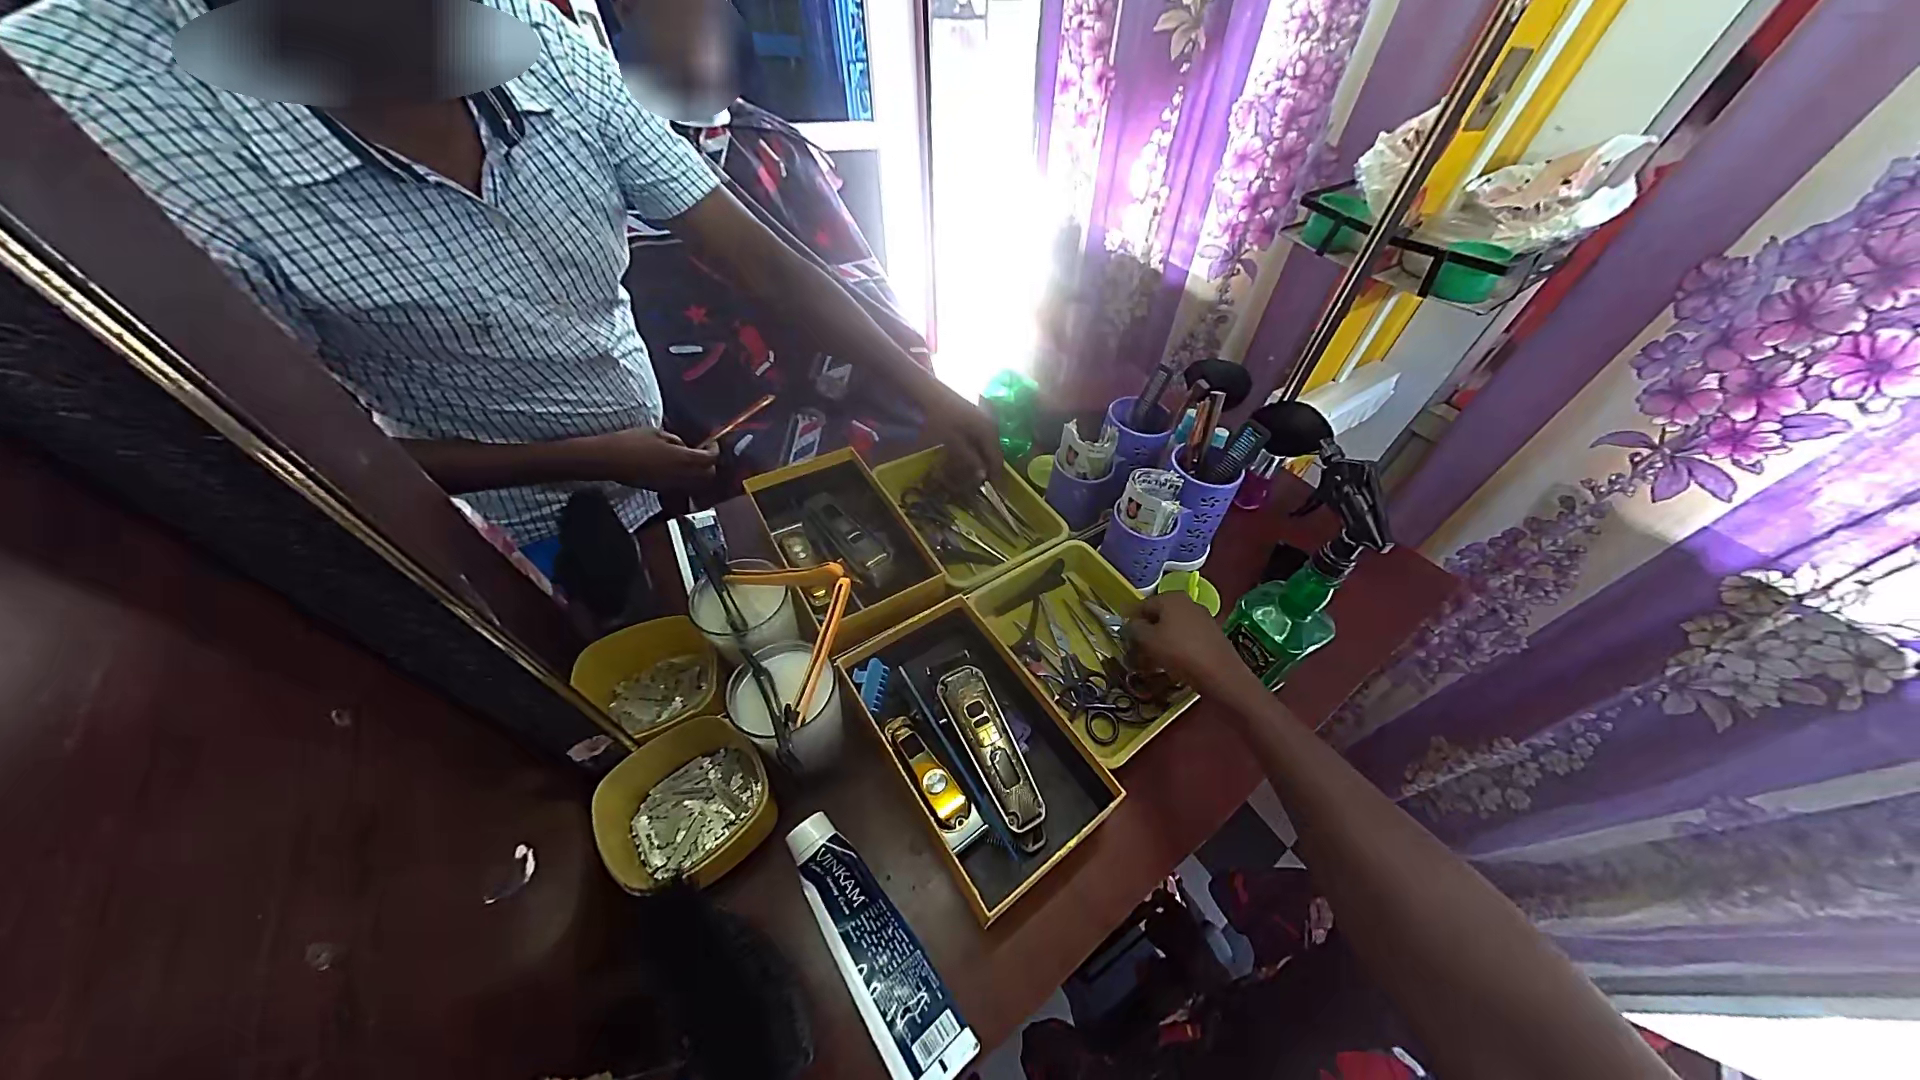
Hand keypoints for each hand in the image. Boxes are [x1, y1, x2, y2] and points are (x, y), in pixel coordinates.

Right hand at [571, 427, 717, 491]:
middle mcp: (683, 476)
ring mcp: (673, 485)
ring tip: (692, 462)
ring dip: (700, 474)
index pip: (711, 459)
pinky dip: (687, 480)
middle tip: (703, 453)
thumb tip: (685, 446)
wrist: (608, 460)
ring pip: (698, 484)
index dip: (714, 450)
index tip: (710, 442)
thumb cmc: (631, 442)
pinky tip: (677, 469)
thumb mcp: (657, 434)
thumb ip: (676, 440)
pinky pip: (683, 487)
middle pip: (709, 475)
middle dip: (710, 464)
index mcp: (684, 459)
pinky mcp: (662, 490)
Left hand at [919, 383, 1001, 485]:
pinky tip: (965, 455)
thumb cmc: (935, 414)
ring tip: (975, 473)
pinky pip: (975, 435)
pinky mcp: (965, 413)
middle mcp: (987, 422)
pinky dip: (972, 448)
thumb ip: (968, 457)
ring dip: (980, 458)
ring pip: (983, 442)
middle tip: (985, 484)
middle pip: (992, 450)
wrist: (920, 387)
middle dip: (989, 467)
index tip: (997, 491)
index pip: (997, 458)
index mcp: (987, 430)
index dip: (996, 475)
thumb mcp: (951, 439)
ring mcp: (977, 416)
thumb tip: (982, 474)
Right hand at [1125, 593, 1249, 689]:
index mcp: (1170, 597)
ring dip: (1161, 642)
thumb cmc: (1178, 652)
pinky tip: (1174, 664)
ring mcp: (1203, 618)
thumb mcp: (1147, 640)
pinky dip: (1178, 647)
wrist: (1220, 674)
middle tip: (1138, 652)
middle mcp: (1188, 602)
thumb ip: (1134, 628)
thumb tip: (1132, 625)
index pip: (1142, 606)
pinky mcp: (1212, 635)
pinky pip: (1187, 638)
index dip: (1131, 623)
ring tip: (1154, 662)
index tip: (1126, 641)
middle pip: (1159, 617)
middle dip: (1147, 633)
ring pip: (1173, 628)